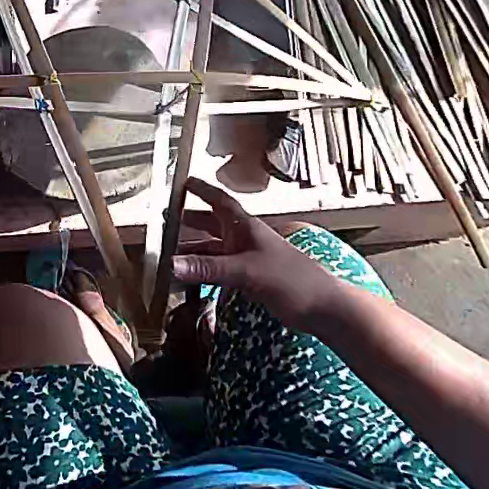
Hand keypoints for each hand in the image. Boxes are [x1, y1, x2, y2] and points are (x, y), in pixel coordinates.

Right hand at [174, 178, 349, 331]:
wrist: (321, 306)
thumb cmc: (290, 279)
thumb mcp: (246, 271)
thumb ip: (208, 268)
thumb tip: (172, 264)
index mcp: (246, 227)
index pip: (220, 201)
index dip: (202, 190)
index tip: (184, 182)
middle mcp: (245, 238)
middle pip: (214, 223)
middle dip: (192, 219)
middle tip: (167, 218)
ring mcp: (248, 258)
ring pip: (215, 248)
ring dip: (194, 249)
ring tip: (170, 252)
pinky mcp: (251, 278)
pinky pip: (220, 269)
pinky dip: (204, 271)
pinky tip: (191, 277)